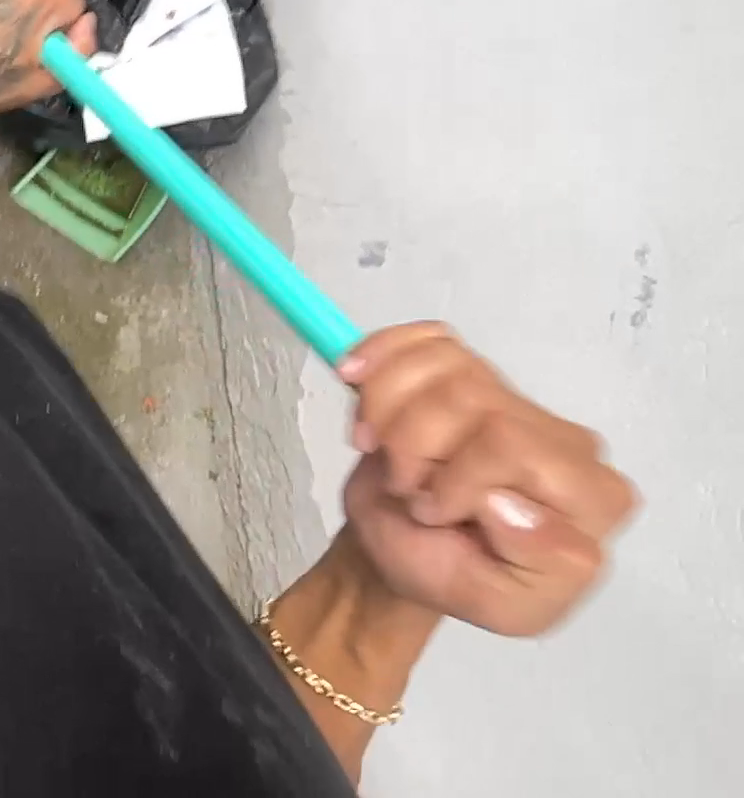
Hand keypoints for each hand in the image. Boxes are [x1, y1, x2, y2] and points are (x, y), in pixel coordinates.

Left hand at [0, 0, 97, 115]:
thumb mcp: (49, 81)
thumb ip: (81, 50)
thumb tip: (88, 22)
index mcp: (47, 9)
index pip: (77, 4)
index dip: (69, 26)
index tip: (54, 43)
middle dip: (53, 10)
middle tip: (37, 36)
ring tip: (22, 23)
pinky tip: (8, 6)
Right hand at [338, 323, 638, 636]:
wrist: (403, 546)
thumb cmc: (451, 574)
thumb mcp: (506, 604)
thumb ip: (538, 565)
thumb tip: (515, 506)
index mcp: (588, 493)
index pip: (509, 444)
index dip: (450, 476)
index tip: (429, 511)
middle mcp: (562, 437)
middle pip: (464, 398)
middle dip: (409, 443)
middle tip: (401, 483)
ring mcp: (509, 398)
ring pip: (436, 363)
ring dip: (383, 407)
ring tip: (377, 446)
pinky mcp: (459, 373)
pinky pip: (425, 337)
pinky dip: (379, 351)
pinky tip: (354, 376)